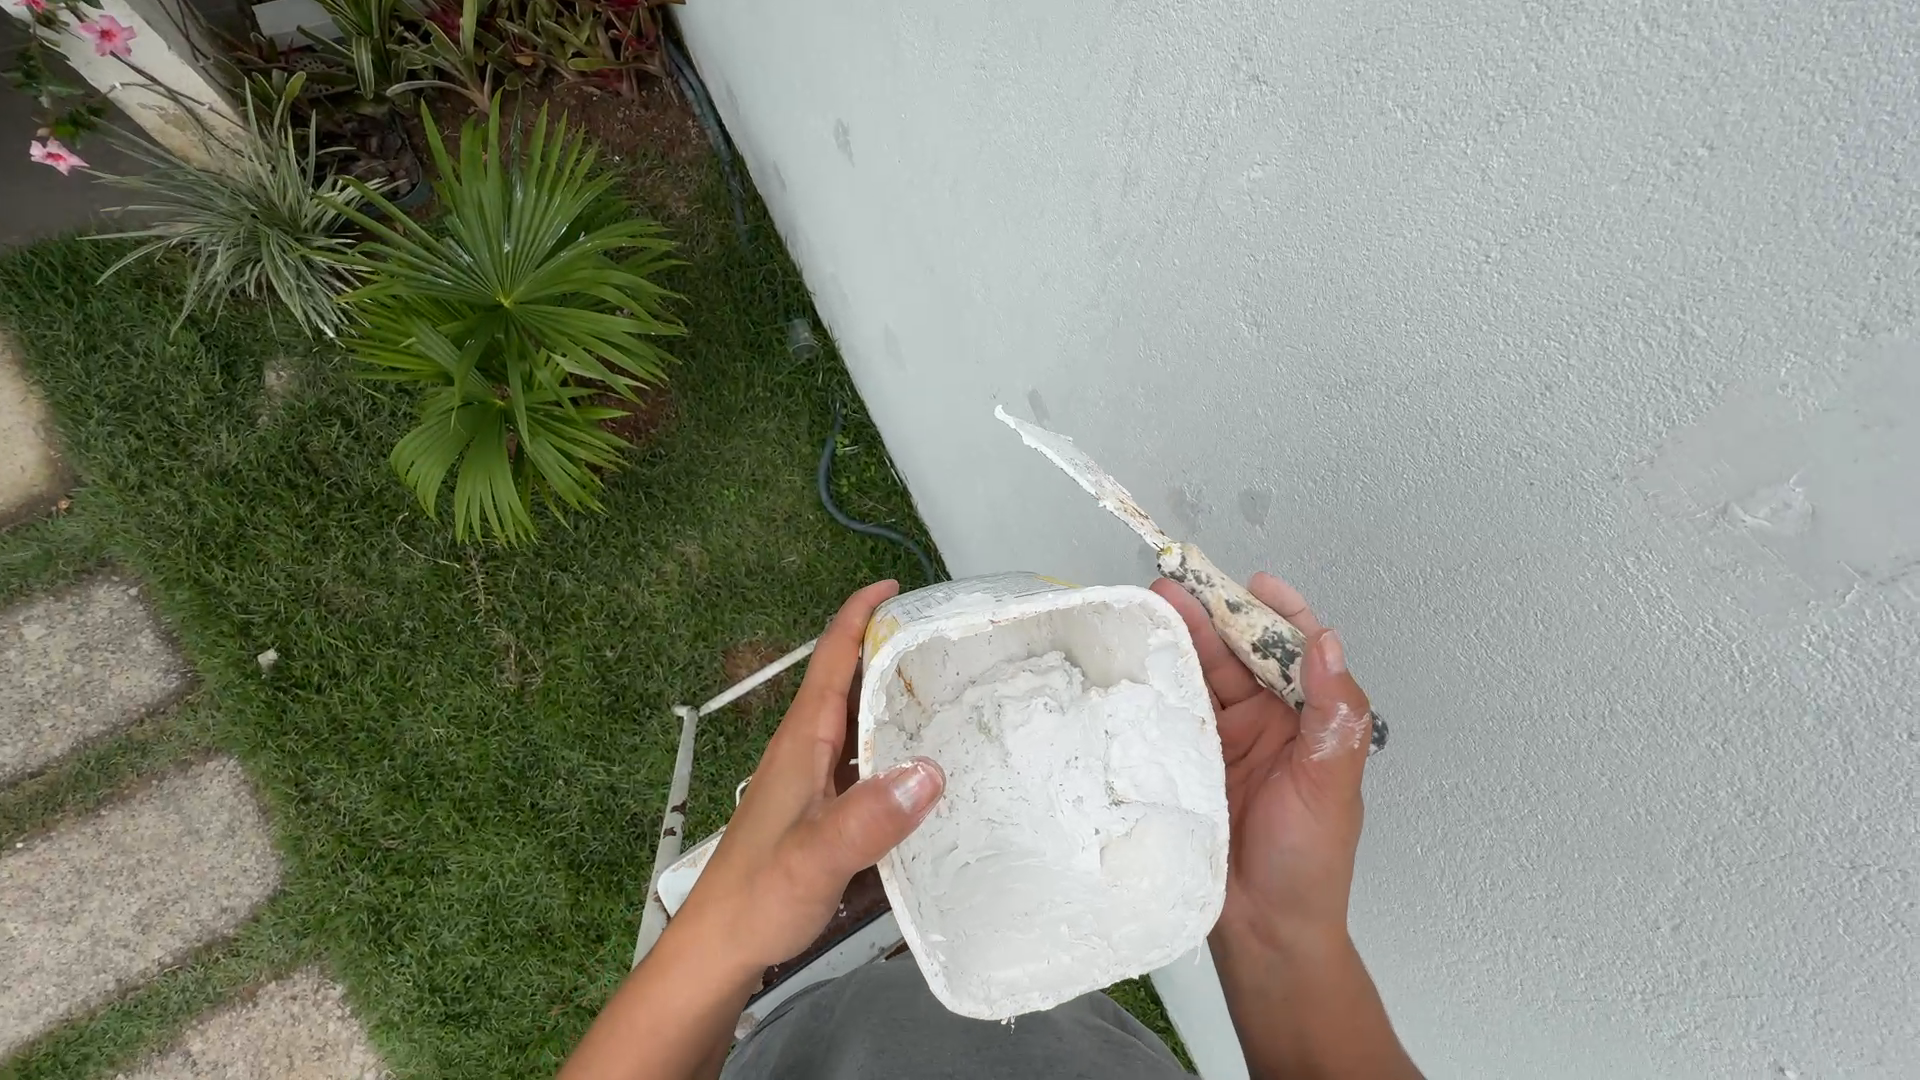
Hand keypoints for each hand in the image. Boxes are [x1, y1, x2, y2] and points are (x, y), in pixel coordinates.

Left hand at [674, 579, 945, 975]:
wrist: (720, 949)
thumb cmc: (758, 897)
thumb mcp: (814, 859)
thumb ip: (866, 819)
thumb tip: (930, 771)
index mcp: (803, 738)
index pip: (832, 657)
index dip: (859, 613)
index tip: (896, 587)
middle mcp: (808, 746)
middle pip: (849, 678)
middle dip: (889, 647)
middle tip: (945, 639)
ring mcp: (814, 776)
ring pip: (859, 717)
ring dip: (894, 694)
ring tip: (948, 690)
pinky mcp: (822, 805)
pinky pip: (864, 755)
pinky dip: (893, 741)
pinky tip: (923, 761)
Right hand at [1150, 573, 1373, 947]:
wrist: (1260, 928)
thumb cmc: (1308, 862)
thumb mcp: (1332, 785)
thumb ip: (1334, 715)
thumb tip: (1328, 641)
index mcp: (1308, 719)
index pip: (1297, 651)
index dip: (1277, 612)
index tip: (1255, 582)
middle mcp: (1267, 719)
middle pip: (1241, 653)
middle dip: (1213, 614)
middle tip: (1180, 584)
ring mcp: (1223, 735)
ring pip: (1203, 672)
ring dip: (1180, 638)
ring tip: (1152, 605)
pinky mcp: (1186, 754)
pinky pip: (1173, 706)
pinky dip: (1157, 678)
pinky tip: (1138, 655)